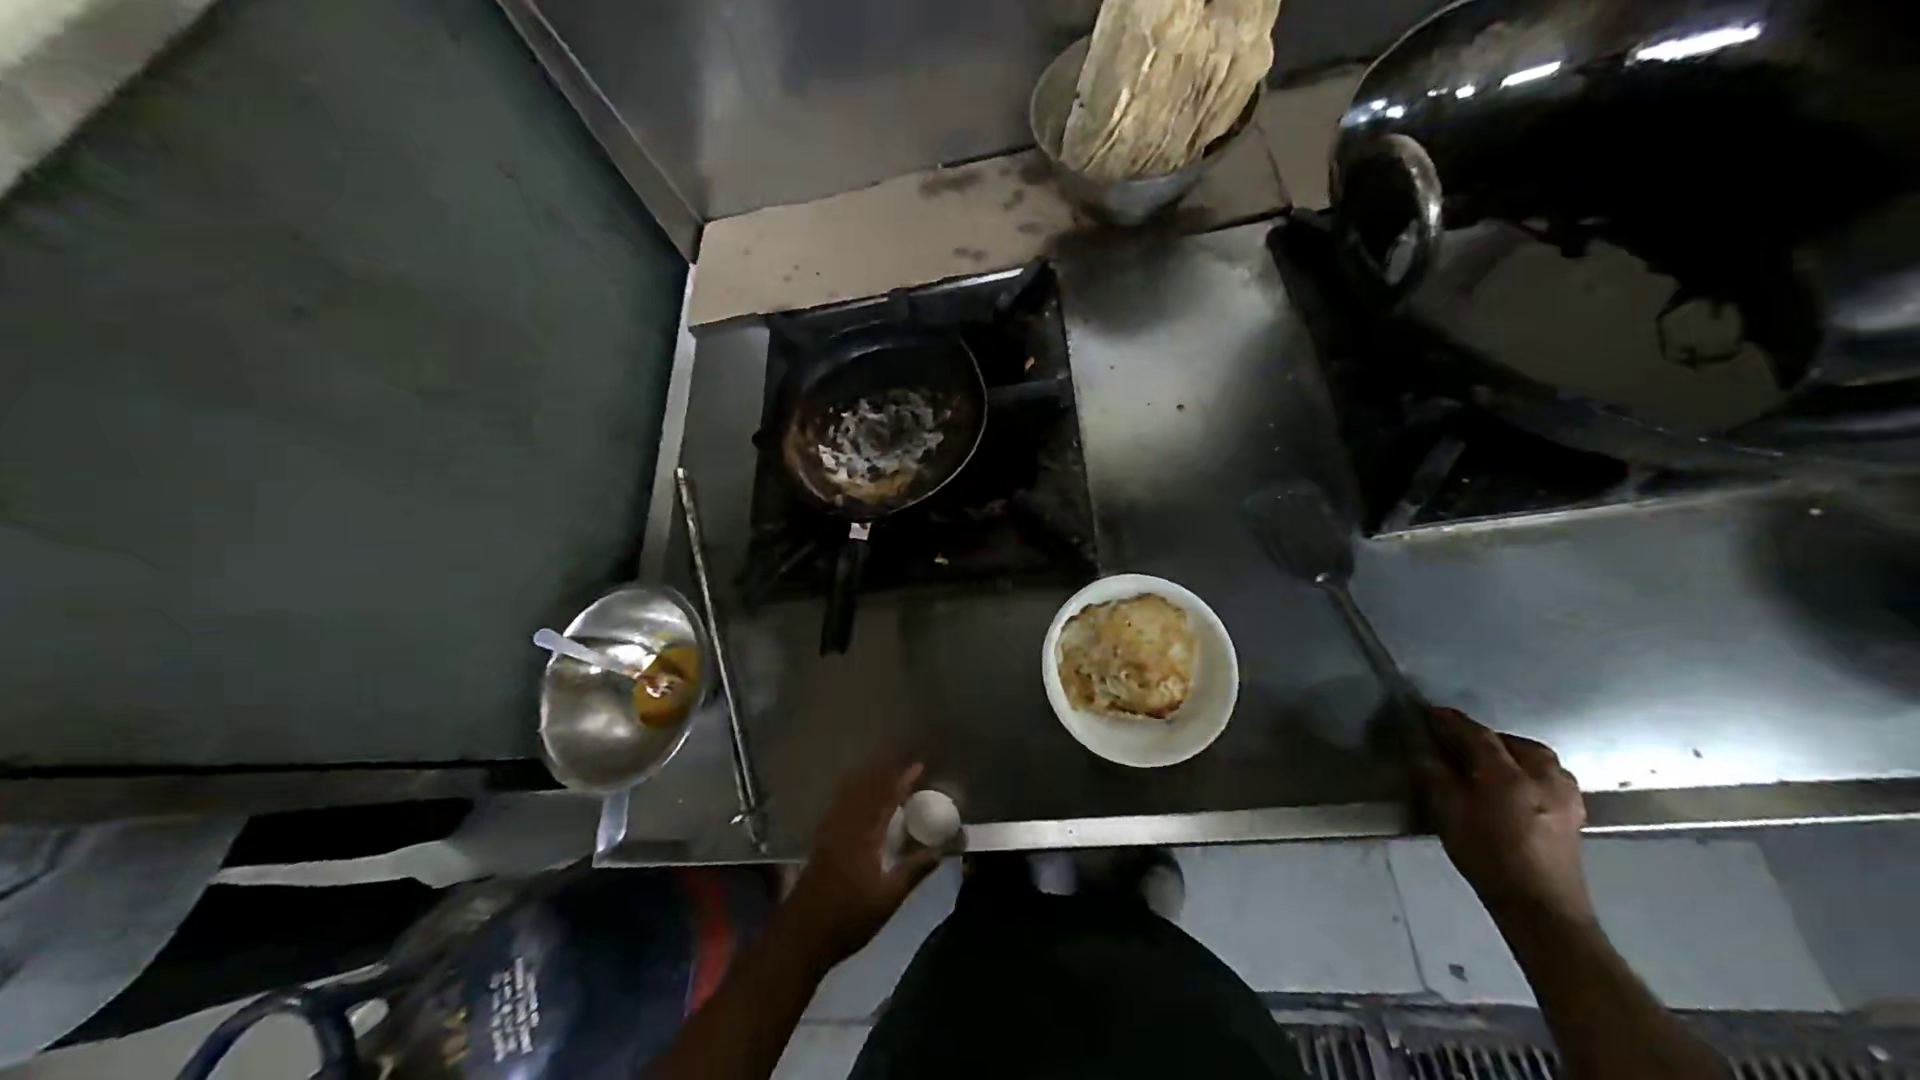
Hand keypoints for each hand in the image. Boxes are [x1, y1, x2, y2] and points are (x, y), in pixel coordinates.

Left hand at [780, 758, 941, 967]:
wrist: (803, 935)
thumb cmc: (848, 918)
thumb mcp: (888, 899)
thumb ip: (913, 871)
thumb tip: (939, 851)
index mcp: (864, 836)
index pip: (886, 797)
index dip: (902, 779)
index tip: (918, 766)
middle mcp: (845, 825)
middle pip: (866, 788)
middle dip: (885, 771)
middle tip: (903, 761)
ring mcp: (829, 831)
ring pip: (850, 792)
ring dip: (868, 777)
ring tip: (884, 769)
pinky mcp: (821, 840)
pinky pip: (840, 803)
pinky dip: (853, 790)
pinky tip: (857, 793)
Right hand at [1416, 707, 1594, 925]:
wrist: (1540, 906)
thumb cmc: (1486, 857)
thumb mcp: (1448, 814)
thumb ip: (1435, 775)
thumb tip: (1423, 747)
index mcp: (1508, 776)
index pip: (1477, 735)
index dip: (1452, 721)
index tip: (1431, 712)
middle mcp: (1543, 777)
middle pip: (1512, 742)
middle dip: (1484, 736)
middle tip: (1457, 739)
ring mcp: (1565, 794)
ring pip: (1537, 756)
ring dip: (1511, 749)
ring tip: (1488, 758)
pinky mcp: (1575, 811)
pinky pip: (1552, 774)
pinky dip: (1531, 767)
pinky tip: (1518, 780)